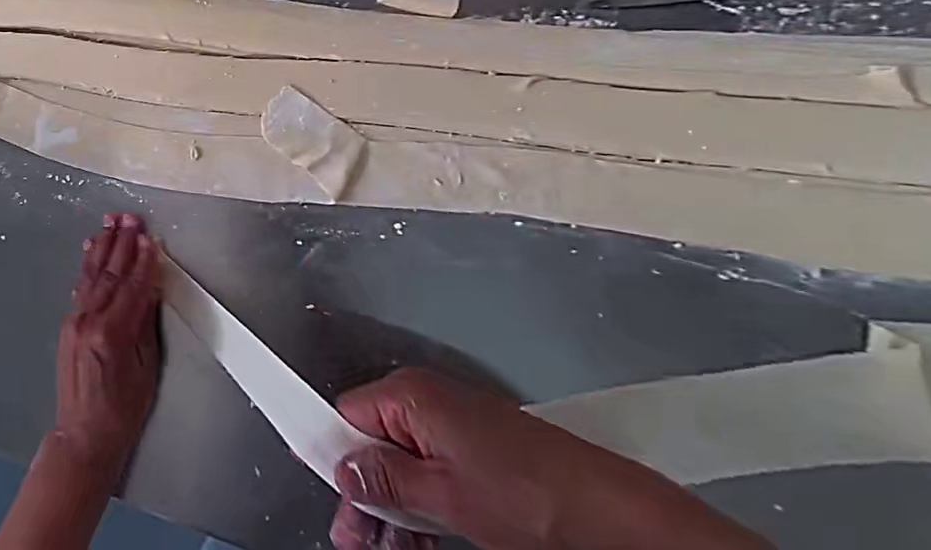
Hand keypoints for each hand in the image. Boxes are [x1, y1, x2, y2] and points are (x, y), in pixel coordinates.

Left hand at [52, 212, 160, 463]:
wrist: (84, 434)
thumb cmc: (122, 408)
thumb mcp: (147, 365)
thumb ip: (146, 321)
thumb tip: (152, 287)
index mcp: (113, 332)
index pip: (134, 286)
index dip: (145, 260)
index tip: (151, 239)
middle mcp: (90, 321)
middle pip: (111, 272)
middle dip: (123, 242)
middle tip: (131, 218)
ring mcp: (76, 321)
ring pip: (93, 275)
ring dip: (104, 246)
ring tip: (111, 222)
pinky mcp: (69, 324)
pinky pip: (82, 288)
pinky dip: (88, 265)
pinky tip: (92, 249)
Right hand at [331, 368, 771, 549]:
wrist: (602, 510)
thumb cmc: (527, 491)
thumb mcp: (443, 494)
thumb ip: (386, 479)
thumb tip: (345, 469)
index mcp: (411, 395)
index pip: (348, 413)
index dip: (334, 453)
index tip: (329, 491)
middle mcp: (426, 401)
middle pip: (372, 440)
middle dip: (363, 490)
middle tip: (355, 537)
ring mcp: (450, 424)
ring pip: (399, 461)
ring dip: (388, 505)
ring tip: (382, 545)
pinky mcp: (470, 446)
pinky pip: (426, 468)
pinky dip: (416, 502)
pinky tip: (411, 536)